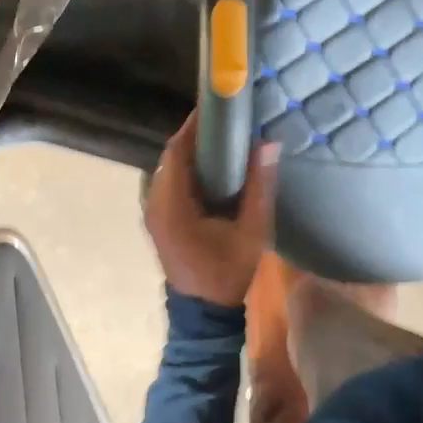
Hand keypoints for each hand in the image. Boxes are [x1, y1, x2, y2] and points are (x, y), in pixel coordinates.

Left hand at [143, 113, 281, 307]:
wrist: (203, 315)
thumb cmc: (226, 272)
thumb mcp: (251, 231)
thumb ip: (260, 186)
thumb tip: (269, 143)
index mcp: (171, 204)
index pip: (176, 151)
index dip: (194, 126)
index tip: (217, 107)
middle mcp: (155, 201)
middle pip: (172, 155)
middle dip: (197, 135)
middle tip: (226, 121)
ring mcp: (153, 210)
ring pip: (170, 167)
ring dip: (193, 151)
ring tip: (223, 138)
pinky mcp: (158, 217)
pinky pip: (171, 181)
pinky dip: (189, 168)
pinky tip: (213, 166)